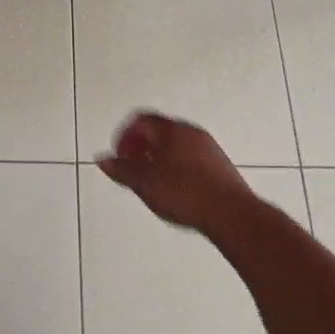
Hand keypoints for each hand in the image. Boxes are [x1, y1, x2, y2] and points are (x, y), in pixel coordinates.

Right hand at [96, 111, 254, 232]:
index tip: (119, 156)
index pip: (141, 119)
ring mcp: (208, 147)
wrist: (231, 214)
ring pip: (175, 145)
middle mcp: (191, 132)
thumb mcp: (145, 183)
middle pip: (159, 131)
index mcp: (171, 130)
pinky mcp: (219, 165)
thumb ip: (122, 170)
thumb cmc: (185, 194)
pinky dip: (176, 166)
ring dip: (158, 158)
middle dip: (141, 147)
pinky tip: (175, 190)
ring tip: (152, 183)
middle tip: (132, 169)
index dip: (125, 135)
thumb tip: (103, 159)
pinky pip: (190, 157)